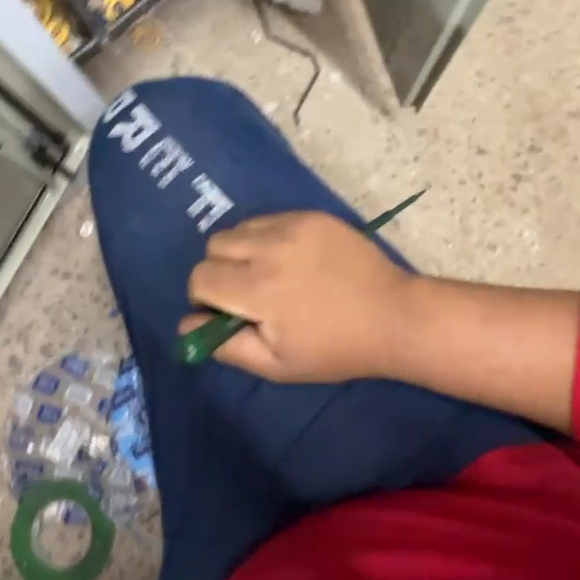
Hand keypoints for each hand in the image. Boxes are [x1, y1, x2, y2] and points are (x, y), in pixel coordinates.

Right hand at [181, 211, 416, 383]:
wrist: (392, 315)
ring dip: (242, 251)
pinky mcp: (311, 215)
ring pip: (239, 229)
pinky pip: (268, 219)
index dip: (205, 298)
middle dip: (220, 271)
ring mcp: (293, 225)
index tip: (228, 312)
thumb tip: (187, 325)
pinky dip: (267, 237)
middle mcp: (270, 248)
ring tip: (271, 275)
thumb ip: (227, 345)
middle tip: (247, 294)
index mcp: (258, 288)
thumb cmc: (333, 348)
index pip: (201, 277)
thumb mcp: (276, 364)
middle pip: (214, 246)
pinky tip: (293, 260)